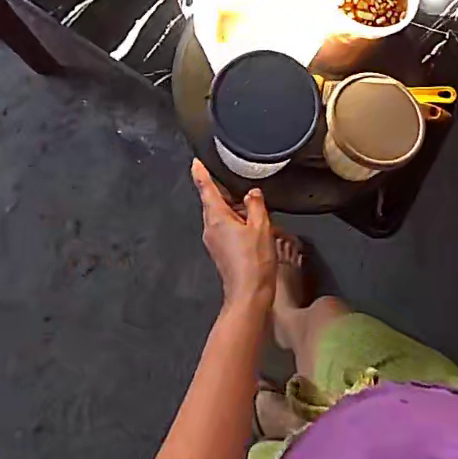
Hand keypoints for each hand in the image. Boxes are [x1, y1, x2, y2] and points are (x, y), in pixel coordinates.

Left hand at [193, 160, 275, 312]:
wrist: (249, 296)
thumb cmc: (254, 263)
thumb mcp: (261, 227)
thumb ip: (256, 205)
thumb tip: (252, 193)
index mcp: (216, 218)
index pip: (205, 189)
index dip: (200, 174)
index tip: (196, 162)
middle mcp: (210, 228)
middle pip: (212, 202)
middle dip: (223, 191)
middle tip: (237, 183)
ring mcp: (213, 241)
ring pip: (219, 215)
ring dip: (232, 208)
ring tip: (251, 207)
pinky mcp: (220, 251)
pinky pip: (224, 228)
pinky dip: (234, 221)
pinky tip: (250, 225)